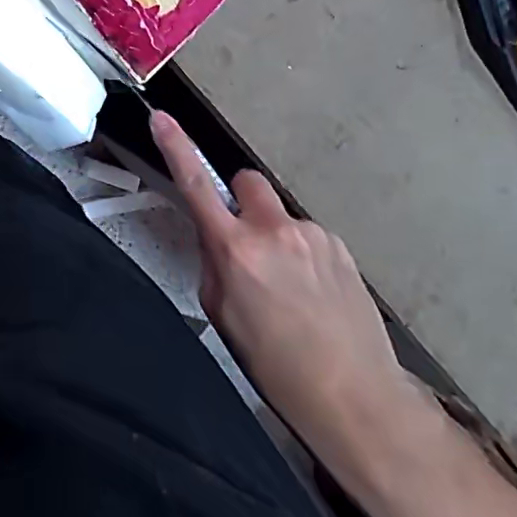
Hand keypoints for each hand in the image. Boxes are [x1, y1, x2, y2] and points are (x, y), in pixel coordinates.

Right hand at [151, 110, 408, 426]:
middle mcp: (275, 233)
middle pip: (246, 183)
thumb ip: (213, 263)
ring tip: (285, 286)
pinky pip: (306, 234)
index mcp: (237, 252)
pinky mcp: (338, 246)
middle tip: (243, 240)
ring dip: (273, 236)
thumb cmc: (282, 368)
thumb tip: (216, 241)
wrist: (354, 396)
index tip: (162, 121)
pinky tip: (309, 291)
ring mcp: (312, 236)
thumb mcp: (222, 315)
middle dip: (239, 203)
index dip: (175, 147)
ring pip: (278, 214)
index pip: (195, 185)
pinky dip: (301, 253)